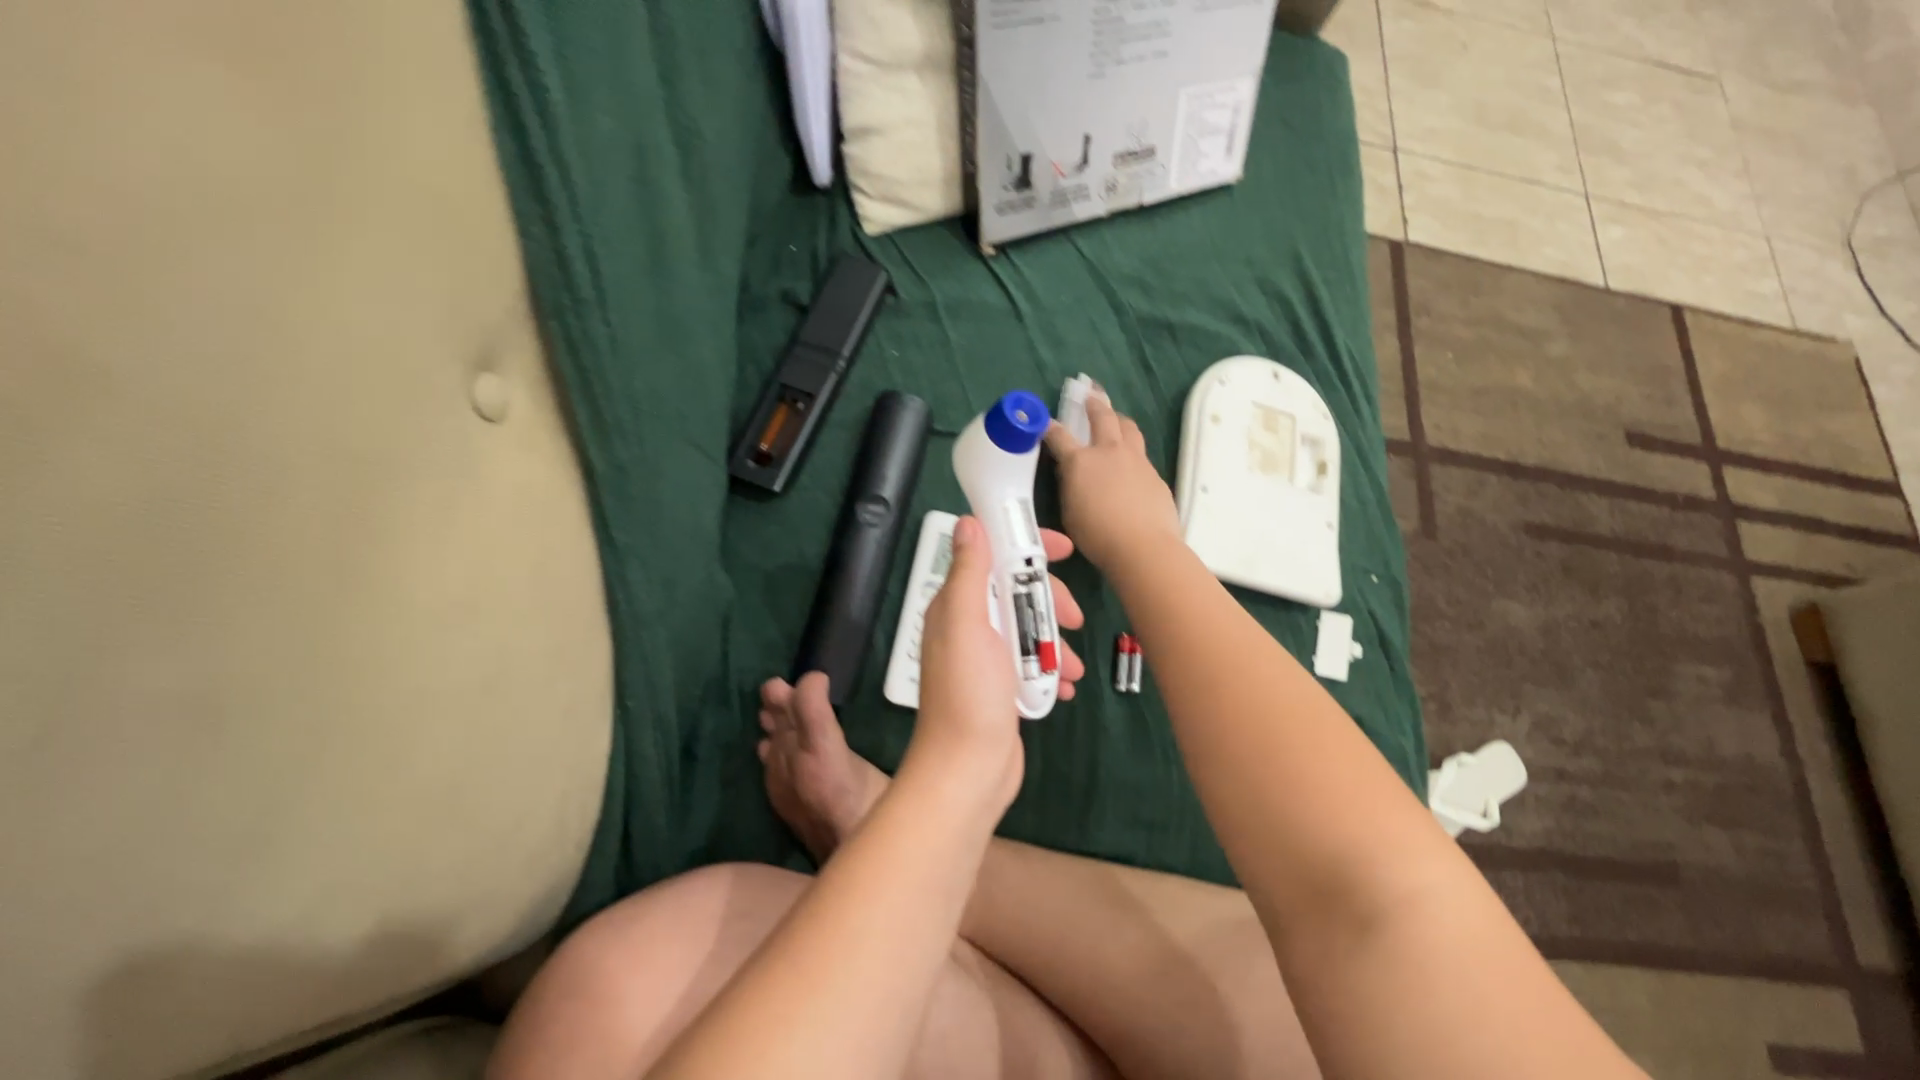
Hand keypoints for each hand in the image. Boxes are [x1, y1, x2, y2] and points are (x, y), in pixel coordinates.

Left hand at [909, 516, 1085, 811]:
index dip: (1027, 546)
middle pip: (1019, 594)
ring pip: (1031, 631)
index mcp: (957, 606)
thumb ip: (969, 573)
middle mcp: (970, 627)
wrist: (968, 768)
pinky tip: (1065, 686)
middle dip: (1050, 603)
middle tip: (1074, 619)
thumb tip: (968, 522)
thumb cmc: (968, 694)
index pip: (993, 558)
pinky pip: (1034, 665)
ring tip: (1071, 668)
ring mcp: (988, 660)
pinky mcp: (1004, 688)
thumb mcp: (967, 624)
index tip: (1064, 550)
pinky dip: (1051, 671)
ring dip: (1056, 643)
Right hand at [1044, 390, 1182, 573]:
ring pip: (1129, 429)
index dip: (1050, 428)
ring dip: (1120, 420)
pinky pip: (1142, 455)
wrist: (1143, 546)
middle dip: (1094, 403)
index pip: (1059, 436)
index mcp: (1080, 461)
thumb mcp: (1070, 511)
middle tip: (1091, 394)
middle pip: (1103, 417)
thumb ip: (1070, 487)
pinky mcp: (1155, 475)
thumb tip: (1073, 474)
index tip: (1045, 422)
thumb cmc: (1097, 535)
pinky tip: (1131, 466)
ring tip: (1116, 419)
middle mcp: (1109, 452)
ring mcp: (1136, 460)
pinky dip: (1133, 453)